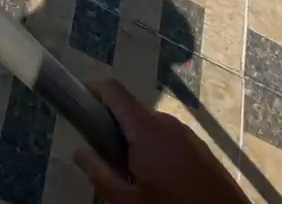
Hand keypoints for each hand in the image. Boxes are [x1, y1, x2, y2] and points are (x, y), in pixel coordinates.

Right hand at [74, 80, 250, 203]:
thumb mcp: (129, 203)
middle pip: (130, 110)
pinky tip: (162, 182)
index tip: (80, 109)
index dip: (92, 91)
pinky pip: (170, 139)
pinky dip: (157, 150)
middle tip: (106, 157)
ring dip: (136, 140)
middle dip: (114, 126)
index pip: (112, 89)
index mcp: (146, 128)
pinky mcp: (203, 150)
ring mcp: (189, 135)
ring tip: (135, 175)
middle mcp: (167, 123)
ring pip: (151, 126)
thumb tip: (77, 151)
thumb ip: (99, 174)